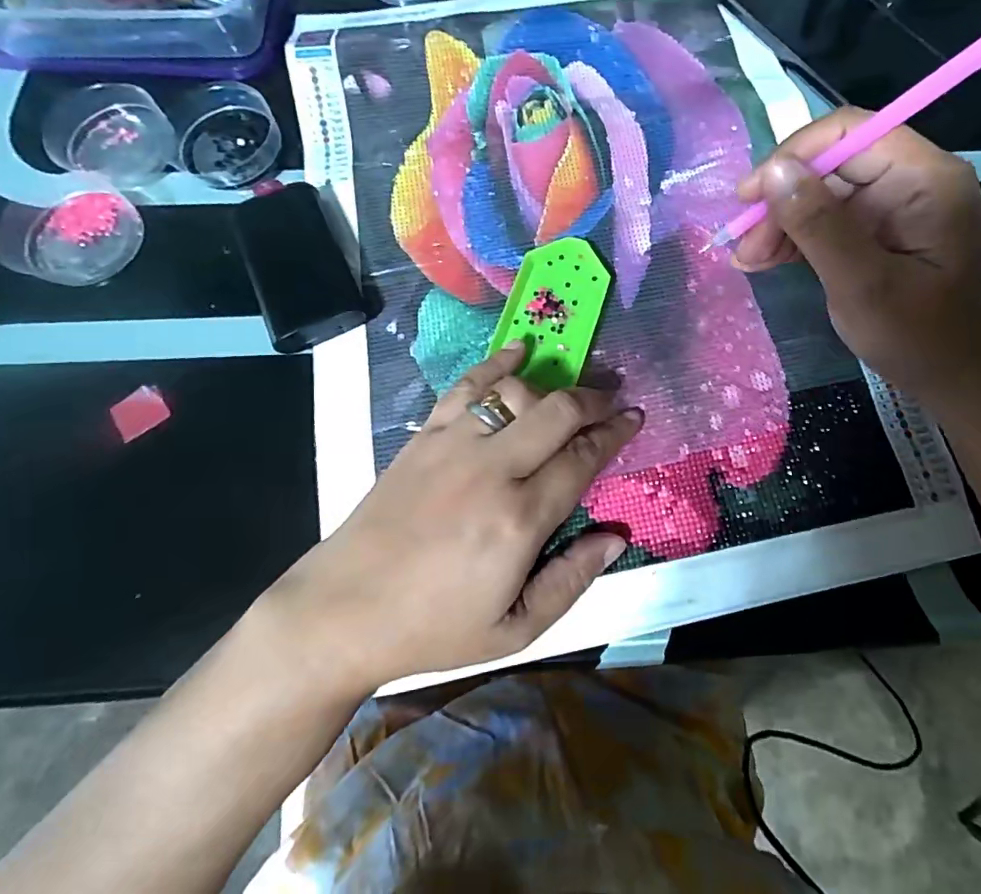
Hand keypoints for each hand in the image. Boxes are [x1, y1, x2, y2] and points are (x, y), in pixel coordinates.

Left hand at [256, 341, 642, 694]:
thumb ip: (571, 580)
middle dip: (594, 400)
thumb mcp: (514, 629)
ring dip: (553, 383)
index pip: (582, 458)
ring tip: (574, 386)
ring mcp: (452, 447)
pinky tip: (518, 351)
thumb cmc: (433, 628)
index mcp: (520, 519)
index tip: (634, 418)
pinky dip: (496, 364)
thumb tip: (617, 536)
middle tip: (614, 398)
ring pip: (515, 393)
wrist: (345, 609)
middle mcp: (491, 470)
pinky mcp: (423, 438)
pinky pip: (466, 387)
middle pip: (557, 413)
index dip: (615, 434)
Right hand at [731, 106, 980, 414]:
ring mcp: (896, 206)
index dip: (791, 155)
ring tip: (749, 261)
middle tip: (743, 245)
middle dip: (781, 200)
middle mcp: (912, 180)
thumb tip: (773, 171)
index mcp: (924, 179)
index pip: (849, 132)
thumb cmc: (920, 338)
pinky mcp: (881, 231)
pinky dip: (795, 238)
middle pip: (830, 164)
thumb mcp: (861, 284)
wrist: (960, 382)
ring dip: (780, 223)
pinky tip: (766, 261)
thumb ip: (818, 225)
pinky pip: (829, 219)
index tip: (748, 198)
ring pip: (822, 193)